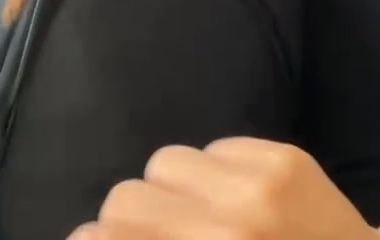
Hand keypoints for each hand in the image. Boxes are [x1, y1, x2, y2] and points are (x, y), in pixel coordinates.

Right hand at [70, 137, 379, 239]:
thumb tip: (94, 235)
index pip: (103, 239)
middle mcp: (227, 230)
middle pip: (126, 197)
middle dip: (130, 222)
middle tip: (153, 239)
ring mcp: (258, 188)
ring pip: (165, 161)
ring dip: (173, 191)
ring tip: (199, 218)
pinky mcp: (285, 158)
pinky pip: (214, 147)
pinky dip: (215, 174)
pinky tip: (239, 202)